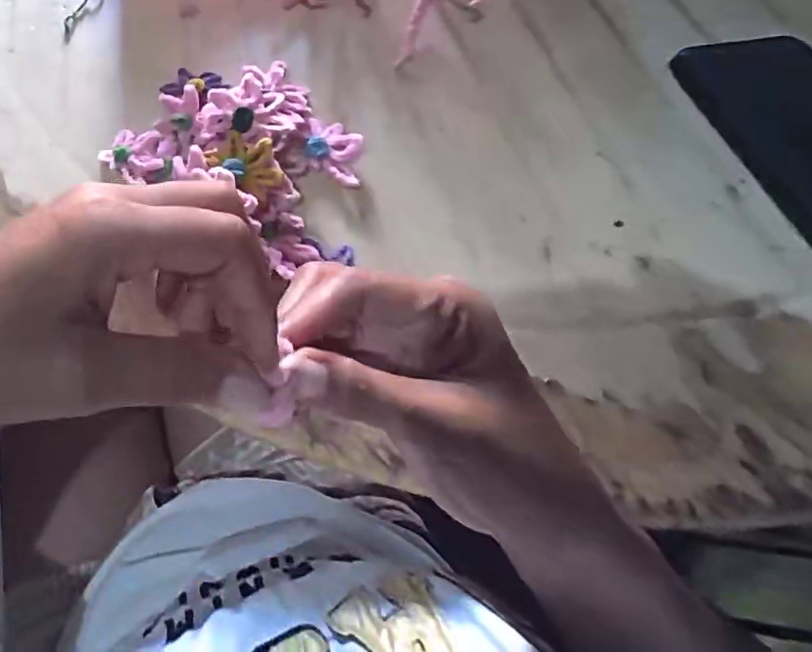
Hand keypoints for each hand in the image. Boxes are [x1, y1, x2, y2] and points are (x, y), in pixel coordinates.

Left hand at [0, 181, 290, 424]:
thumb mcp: (83, 379)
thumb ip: (178, 374)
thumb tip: (257, 388)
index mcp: (109, 225)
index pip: (223, 238)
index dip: (254, 300)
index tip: (254, 365)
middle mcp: (112, 196)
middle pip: (219, 210)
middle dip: (239, 278)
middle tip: (223, 343)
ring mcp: (98, 201)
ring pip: (194, 214)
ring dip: (211, 271)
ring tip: (186, 332)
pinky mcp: (88, 218)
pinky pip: (162, 226)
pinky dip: (183, 266)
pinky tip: (158, 310)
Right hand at [275, 265, 759, 651]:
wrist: (547, 522)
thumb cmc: (510, 470)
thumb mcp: (436, 430)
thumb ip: (361, 392)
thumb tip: (286, 368)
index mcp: (441, 304)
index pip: (357, 288)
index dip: (308, 314)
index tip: (270, 356)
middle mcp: (412, 306)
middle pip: (333, 293)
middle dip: (295, 325)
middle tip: (264, 372)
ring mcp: (395, 332)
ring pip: (325, 318)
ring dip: (293, 345)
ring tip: (266, 380)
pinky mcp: (381, 361)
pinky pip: (330, 349)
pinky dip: (306, 365)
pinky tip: (286, 387)